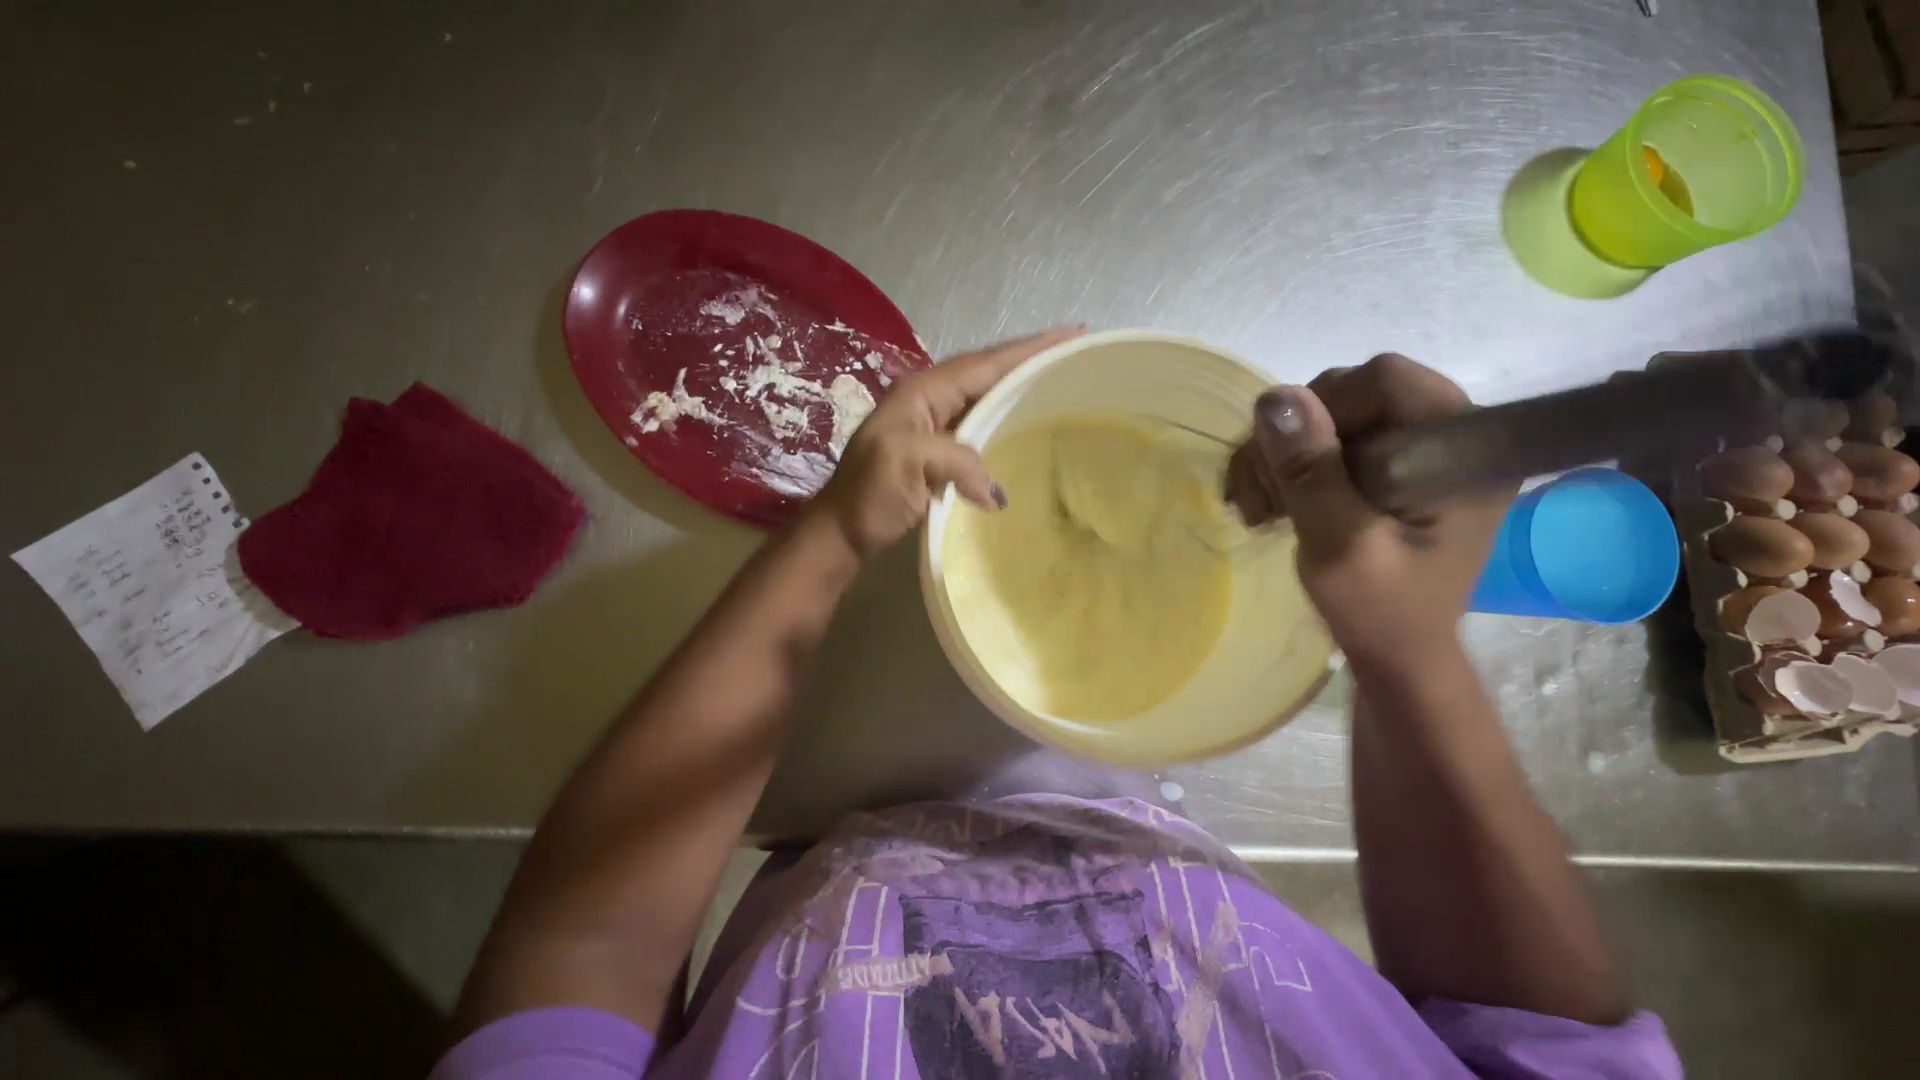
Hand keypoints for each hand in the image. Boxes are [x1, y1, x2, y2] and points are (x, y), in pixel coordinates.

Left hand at [809, 325, 1085, 559]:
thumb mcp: (907, 466)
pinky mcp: (936, 449)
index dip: (1029, 348)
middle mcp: (928, 399)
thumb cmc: (869, 494)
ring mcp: (931, 423)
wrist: (841, 531)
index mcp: (922, 392)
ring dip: (1019, 382)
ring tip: (1058, 375)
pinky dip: (1006, 413)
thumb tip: (995, 490)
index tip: (1071, 334)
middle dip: (1030, 357)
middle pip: (987, 369)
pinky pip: (980, 420)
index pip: (985, 363)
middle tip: (1074, 350)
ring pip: (984, 393)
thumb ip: (956, 461)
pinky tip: (1025, 419)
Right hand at [1225, 354, 1512, 663]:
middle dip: (1295, 437)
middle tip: (1260, 496)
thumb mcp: (1340, 546)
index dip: (1324, 411)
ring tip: (1260, 507)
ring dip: (1283, 454)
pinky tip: (1274, 502)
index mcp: (1463, 451)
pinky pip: (1331, 437)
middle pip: (1354, 391)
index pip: (1388, 381)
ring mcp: (1419, 450)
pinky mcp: (1393, 466)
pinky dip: (1291, 464)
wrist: (1398, 657)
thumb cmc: (1381, 613)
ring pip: (1333, 412)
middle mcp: (1449, 436)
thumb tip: (1275, 399)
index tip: (1288, 469)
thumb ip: (1312, 473)